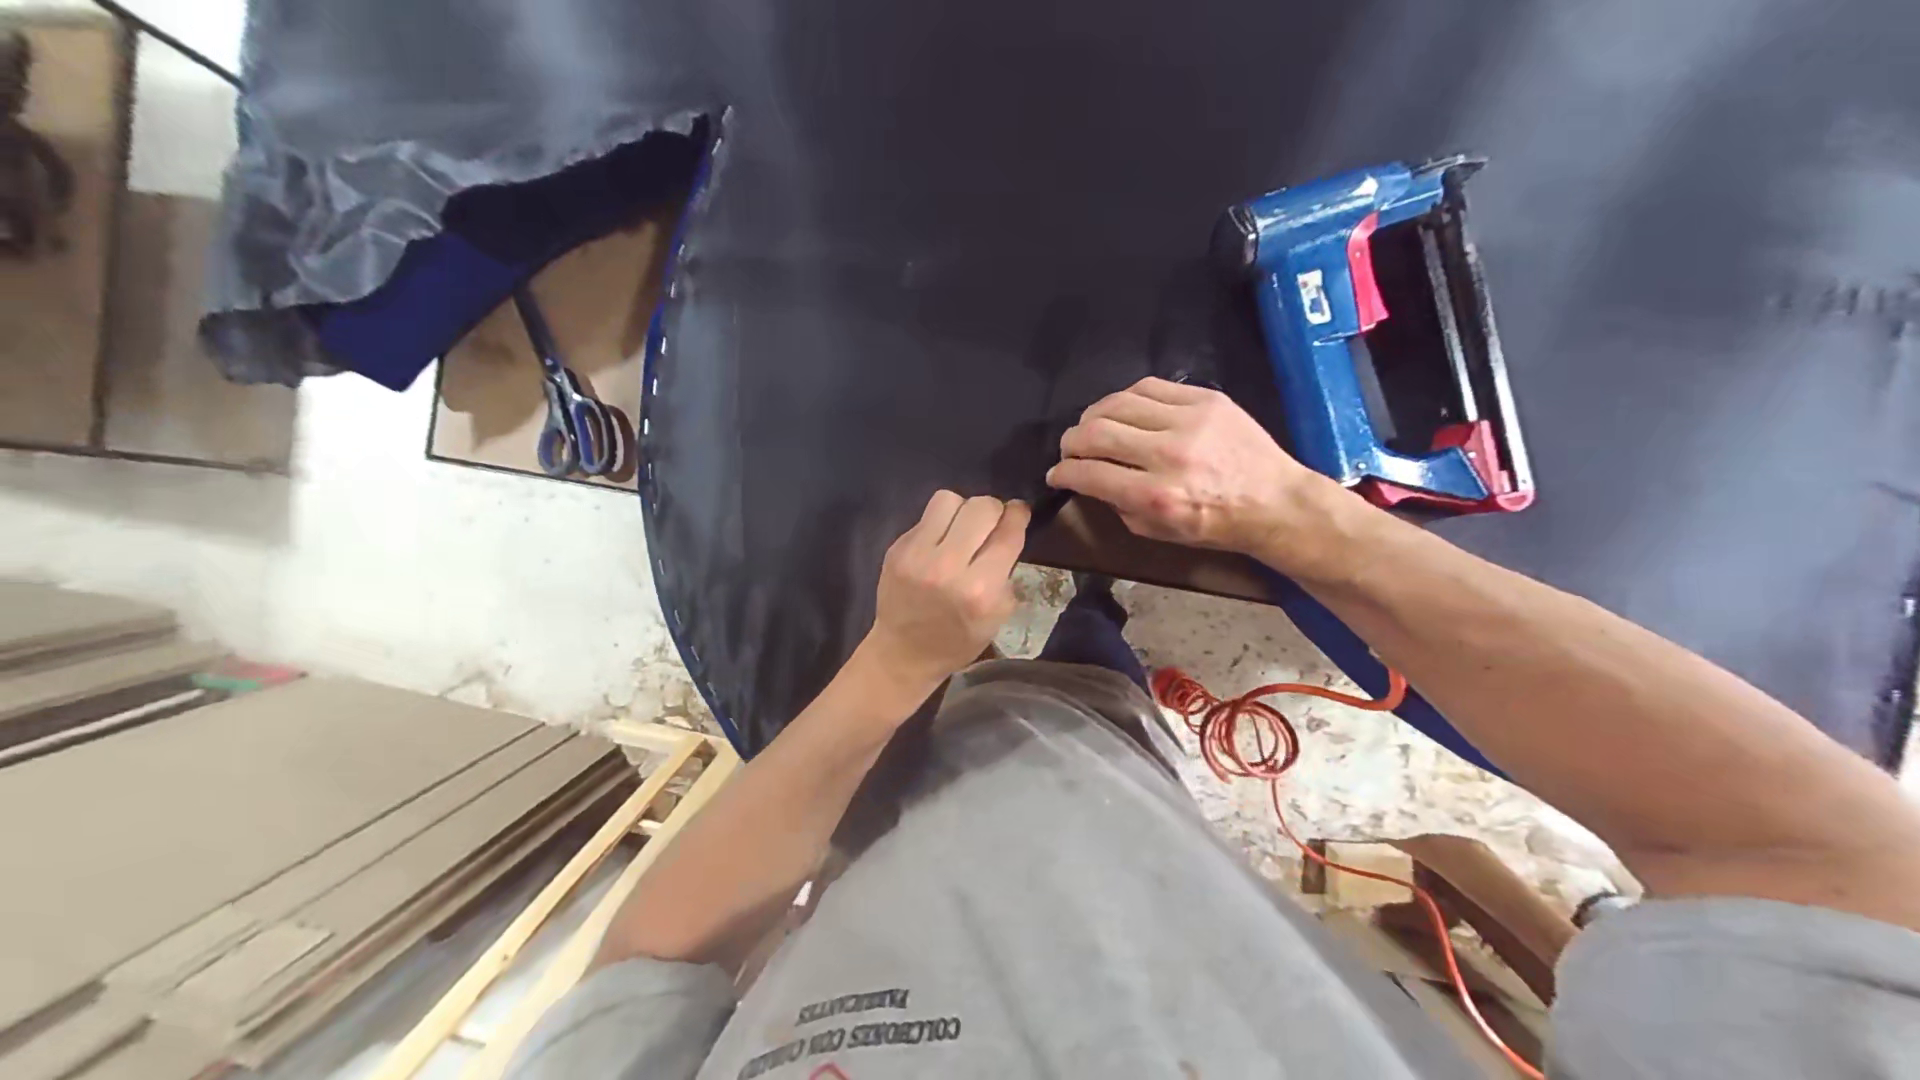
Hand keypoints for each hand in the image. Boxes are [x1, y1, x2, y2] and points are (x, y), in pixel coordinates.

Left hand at [854, 490, 1030, 701]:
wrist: (904, 652)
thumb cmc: (959, 639)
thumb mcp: (998, 616)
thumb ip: (1007, 572)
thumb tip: (1010, 530)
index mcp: (980, 590)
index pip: (1008, 533)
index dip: (1018, 515)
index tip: (1019, 513)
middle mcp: (948, 568)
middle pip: (982, 507)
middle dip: (994, 510)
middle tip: (991, 523)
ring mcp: (917, 555)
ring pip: (950, 500)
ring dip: (963, 510)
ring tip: (963, 528)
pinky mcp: (897, 549)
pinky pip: (926, 516)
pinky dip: (939, 523)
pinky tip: (940, 542)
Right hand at [1046, 377, 1346, 568]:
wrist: (1275, 501)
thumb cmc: (1215, 526)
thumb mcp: (1158, 532)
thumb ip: (1119, 505)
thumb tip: (1091, 479)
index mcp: (1156, 496)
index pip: (1089, 473)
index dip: (1063, 472)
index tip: (1056, 474)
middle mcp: (1169, 454)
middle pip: (1096, 432)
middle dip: (1071, 441)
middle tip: (1070, 450)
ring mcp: (1189, 421)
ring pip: (1117, 403)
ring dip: (1092, 416)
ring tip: (1091, 427)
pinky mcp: (1206, 399)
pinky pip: (1149, 386)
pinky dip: (1125, 398)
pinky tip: (1123, 411)